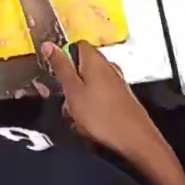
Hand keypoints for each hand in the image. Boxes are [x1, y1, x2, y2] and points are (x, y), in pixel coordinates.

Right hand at [43, 42, 177, 178]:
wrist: (135, 141)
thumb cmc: (99, 115)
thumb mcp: (73, 91)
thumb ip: (61, 67)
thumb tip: (48, 43)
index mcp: (95, 60)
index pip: (78, 44)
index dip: (64, 54)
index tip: (54, 70)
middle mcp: (109, 67)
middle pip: (84, 64)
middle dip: (70, 78)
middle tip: (62, 97)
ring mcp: (117, 83)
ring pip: (90, 81)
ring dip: (78, 95)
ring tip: (73, 114)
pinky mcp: (122, 98)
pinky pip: (100, 94)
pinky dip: (90, 104)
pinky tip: (87, 121)